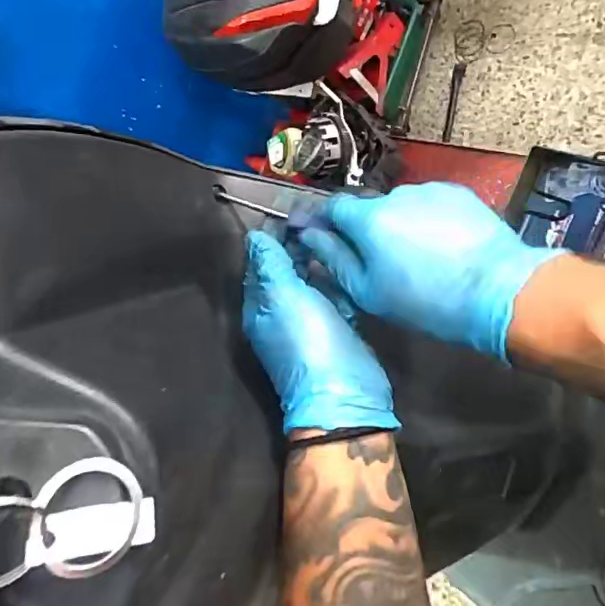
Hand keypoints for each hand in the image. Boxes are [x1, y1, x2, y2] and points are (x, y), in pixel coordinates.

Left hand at [242, 230, 396, 434]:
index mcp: (259, 304)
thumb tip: (254, 235)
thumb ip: (270, 264)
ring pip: (312, 280)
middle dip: (299, 243)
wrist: (346, 396)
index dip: (273, 235)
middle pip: (286, 268)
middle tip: (321, 217)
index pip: (260, 260)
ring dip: (321, 258)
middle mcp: (280, 311)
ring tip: (337, 233)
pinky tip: (350, 265)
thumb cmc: (309, 341)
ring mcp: (310, 320)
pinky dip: (340, 281)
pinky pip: (334, 295)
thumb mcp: (284, 297)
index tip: (294, 209)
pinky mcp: (337, 327)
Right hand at [298, 182, 563, 360]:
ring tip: (417, 255)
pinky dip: (427, 220)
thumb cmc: (427, 300)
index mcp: (368, 218)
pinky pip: (430, 204)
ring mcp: (431, 191)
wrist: (500, 291)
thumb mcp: (368, 291)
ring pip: (400, 205)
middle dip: (365, 228)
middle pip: (367, 207)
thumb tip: (309, 235)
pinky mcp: (460, 194)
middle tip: (378, 260)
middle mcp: (396, 195)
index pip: (331, 206)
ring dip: (398, 223)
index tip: (322, 237)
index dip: (323, 221)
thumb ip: (334, 258)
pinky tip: (442, 246)